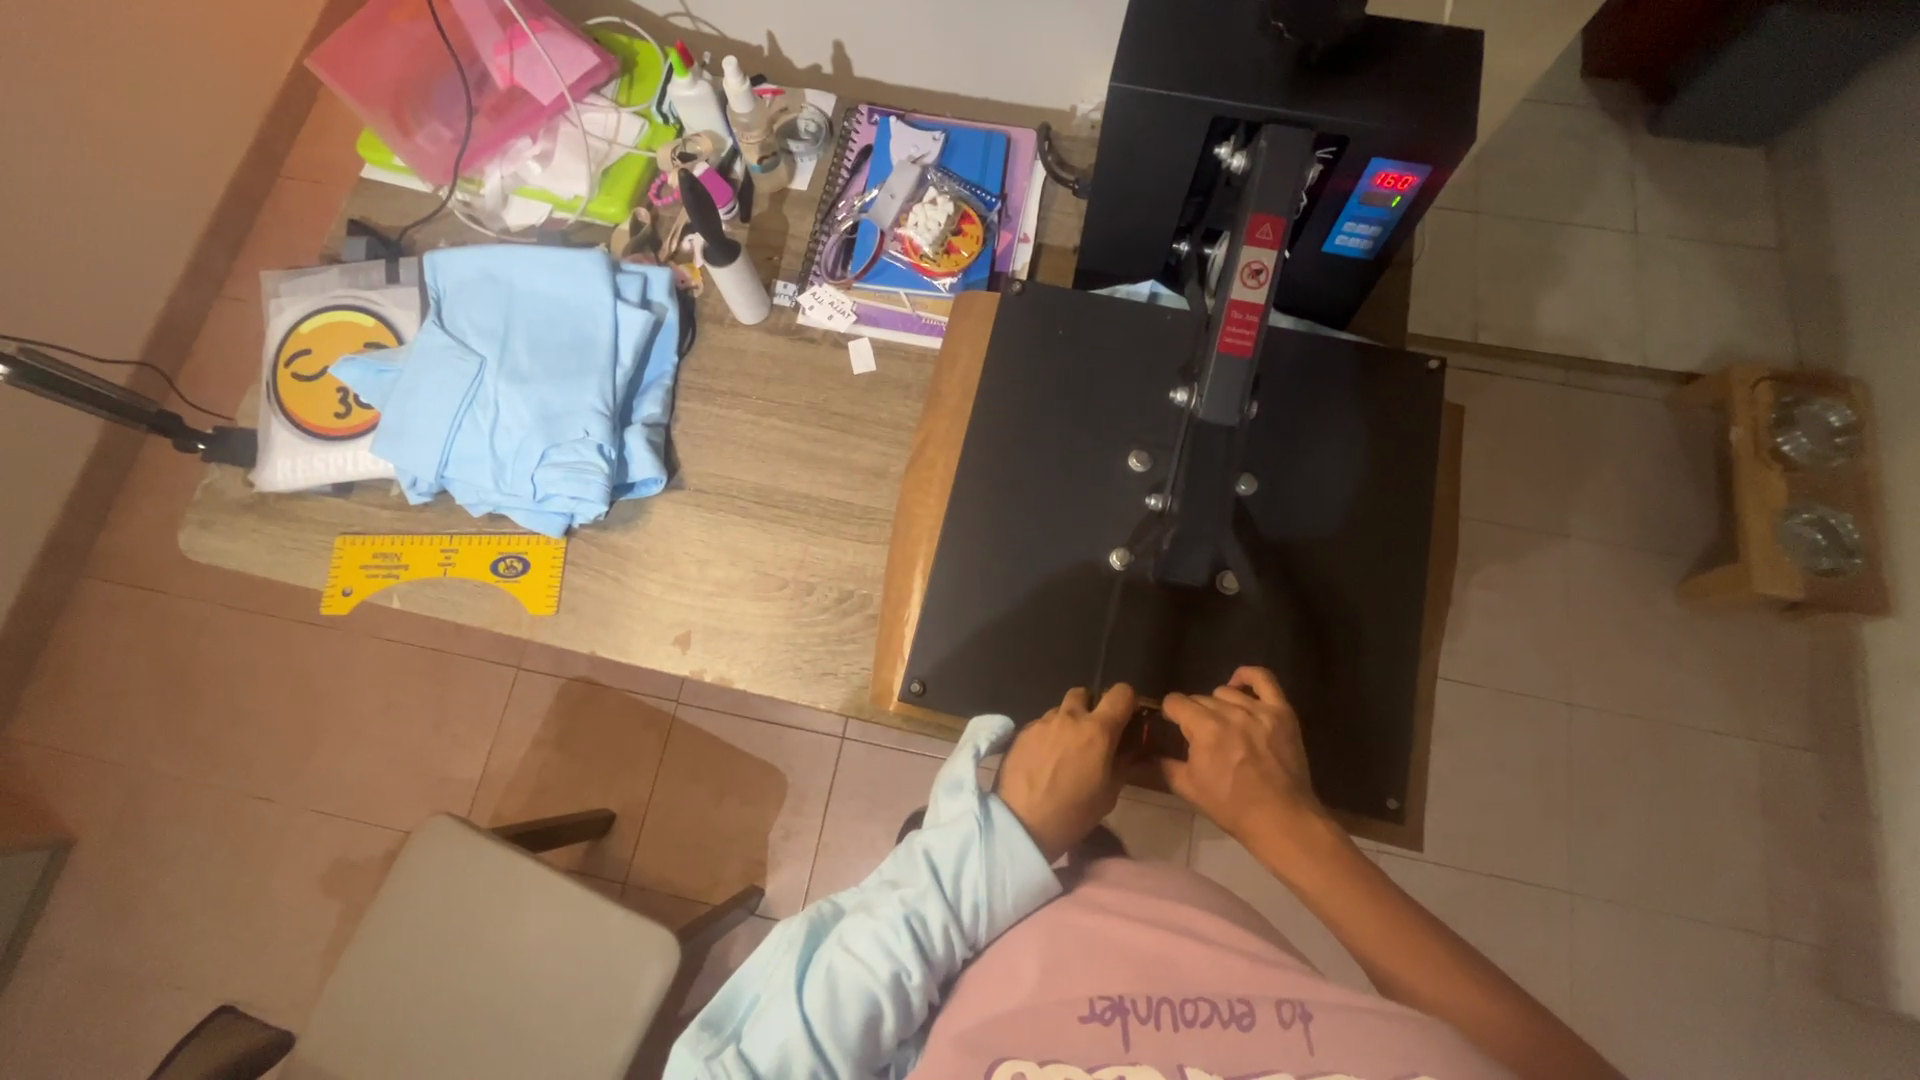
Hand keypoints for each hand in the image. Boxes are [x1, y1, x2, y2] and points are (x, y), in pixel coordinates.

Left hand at [997, 684, 1136, 860]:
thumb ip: (1123, 763)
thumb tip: (1130, 749)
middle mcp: (1069, 717)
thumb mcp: (1110, 793)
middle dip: (1090, 707)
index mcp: (1098, 730)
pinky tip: (1043, 760)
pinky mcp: (1021, 732)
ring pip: (1059, 710)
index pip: (1121, 692)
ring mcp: (1042, 722)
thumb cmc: (1074, 812)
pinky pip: (1040, 725)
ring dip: (1066, 722)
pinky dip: (1046, 735)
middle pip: (1084, 693)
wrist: (1022, 822)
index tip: (1125, 717)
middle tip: (1090, 734)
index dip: (1126, 701)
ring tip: (1063, 751)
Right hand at [1161, 666, 1327, 846]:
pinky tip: (1238, 683)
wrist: (1281, 819)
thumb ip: (1162, 765)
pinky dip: (1248, 677)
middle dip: (1194, 714)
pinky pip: (1264, 680)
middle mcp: (1230, 713)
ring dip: (1218, 705)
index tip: (1173, 727)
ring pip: (1226, 692)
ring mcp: (1259, 710)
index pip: (1176, 702)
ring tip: (1223, 725)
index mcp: (1205, 729)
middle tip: (1200, 737)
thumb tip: (1141, 754)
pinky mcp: (1282, 713)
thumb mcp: (1188, 788)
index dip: (1170, 714)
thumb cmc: (1231, 806)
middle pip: (1200, 699)